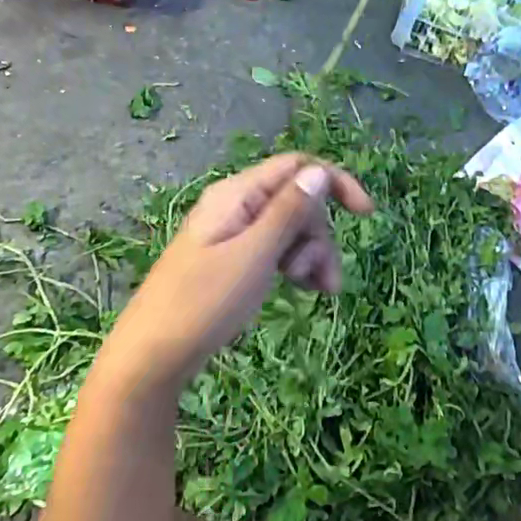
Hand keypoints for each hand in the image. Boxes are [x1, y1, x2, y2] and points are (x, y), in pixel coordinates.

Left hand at [125, 154, 373, 364]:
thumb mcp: (255, 255)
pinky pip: (278, 251)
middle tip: (325, 280)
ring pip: (293, 230)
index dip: (335, 182)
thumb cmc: (204, 302)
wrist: (154, 354)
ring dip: (313, 256)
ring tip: (318, 292)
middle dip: (321, 236)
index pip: (297, 166)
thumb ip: (289, 210)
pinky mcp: (236, 259)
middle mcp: (238, 206)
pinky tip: (305, 290)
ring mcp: (236, 234)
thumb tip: (319, 171)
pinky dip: (297, 266)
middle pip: (299, 203)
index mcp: (238, 195)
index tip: (365, 214)